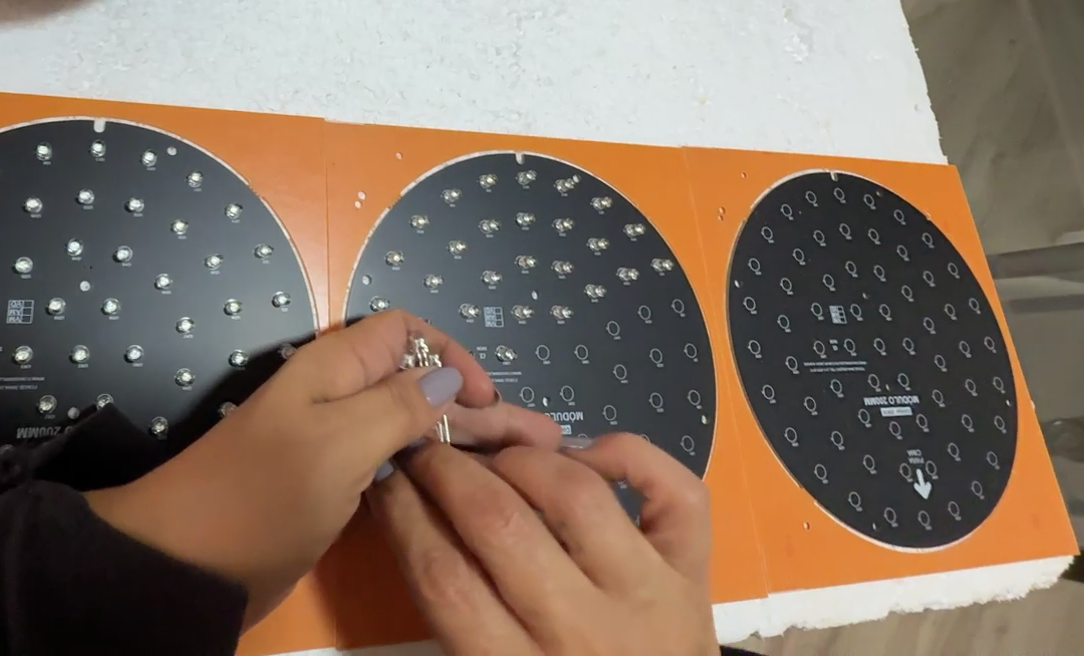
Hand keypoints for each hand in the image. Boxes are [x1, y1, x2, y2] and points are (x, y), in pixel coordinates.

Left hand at [84, 311, 561, 626]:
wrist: (190, 562)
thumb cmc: (263, 494)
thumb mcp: (336, 443)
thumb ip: (395, 404)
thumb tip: (446, 377)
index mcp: (337, 365)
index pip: (405, 330)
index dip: (450, 354)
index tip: (488, 400)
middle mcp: (340, 391)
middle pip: (417, 378)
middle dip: (475, 402)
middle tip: (539, 440)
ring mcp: (336, 437)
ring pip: (410, 420)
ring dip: (461, 435)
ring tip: (521, 465)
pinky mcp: (334, 478)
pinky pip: (393, 458)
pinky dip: (431, 465)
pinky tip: (466, 488)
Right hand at [367, 434, 717, 655]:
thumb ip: (451, 601)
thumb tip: (406, 499)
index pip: (445, 578)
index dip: (404, 511)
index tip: (387, 472)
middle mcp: (588, 635)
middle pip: (501, 524)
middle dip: (448, 468)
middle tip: (427, 447)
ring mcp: (652, 598)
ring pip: (577, 493)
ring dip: (522, 457)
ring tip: (501, 456)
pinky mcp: (696, 573)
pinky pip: (674, 491)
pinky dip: (628, 453)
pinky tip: (588, 454)